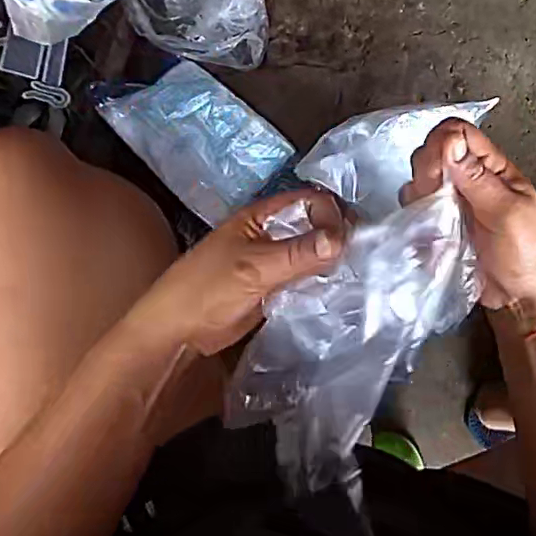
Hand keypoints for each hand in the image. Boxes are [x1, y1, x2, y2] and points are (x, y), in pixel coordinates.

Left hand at [121, 189, 345, 356]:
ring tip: (355, 269)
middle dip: (337, 234)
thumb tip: (341, 238)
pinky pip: (307, 273)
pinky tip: (337, 286)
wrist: (174, 334)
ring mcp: (274, 258)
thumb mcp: (254, 268)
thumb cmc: (206, 290)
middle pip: (315, 223)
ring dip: (331, 257)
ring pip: (313, 249)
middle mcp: (272, 232)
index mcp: (262, 216)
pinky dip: (322, 277)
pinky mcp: (276, 283)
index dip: (331, 213)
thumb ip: (299, 253)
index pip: (310, 201)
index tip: (347, 237)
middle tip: (360, 252)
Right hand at [403, 121, 535, 336]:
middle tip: (436, 197)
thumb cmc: (528, 254)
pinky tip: (428, 237)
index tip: (438, 170)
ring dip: (419, 197)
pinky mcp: (441, 227)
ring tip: (435, 221)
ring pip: (420, 182)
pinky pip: (417, 212)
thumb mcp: (508, 213)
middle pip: (433, 153)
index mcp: (494, 168)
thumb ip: (478, 179)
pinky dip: (415, 220)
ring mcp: (454, 203)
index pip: (459, 133)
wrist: (522, 300)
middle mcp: (470, 180)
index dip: (443, 143)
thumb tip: (450, 143)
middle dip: (426, 171)